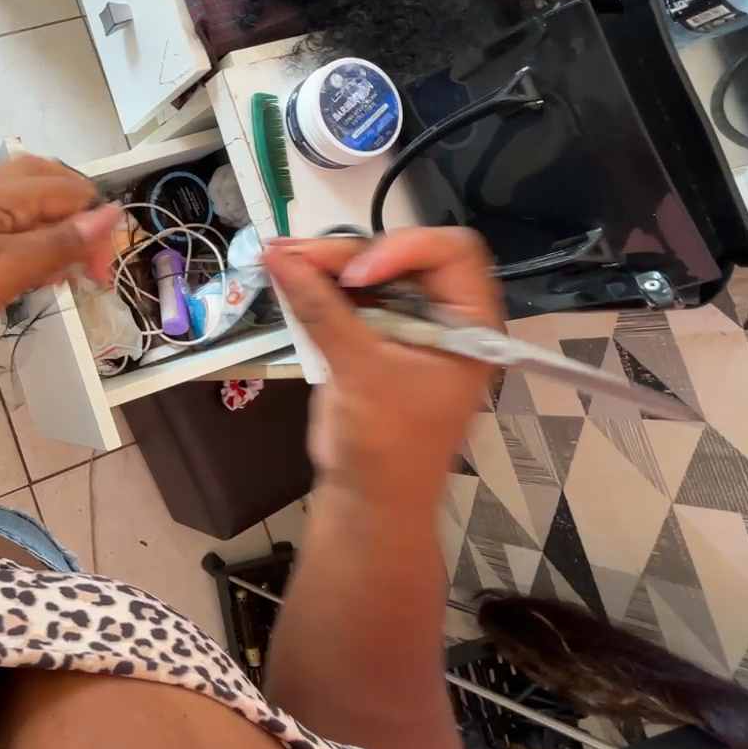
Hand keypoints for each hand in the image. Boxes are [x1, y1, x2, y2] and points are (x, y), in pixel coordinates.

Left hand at [0, 156, 121, 372]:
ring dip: (49, 240)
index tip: (101, 274)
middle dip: (74, 221)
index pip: (67, 188)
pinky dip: (21, 258)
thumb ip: (56, 242)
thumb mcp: (2, 271)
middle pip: (43, 188)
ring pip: (21, 216)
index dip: (94, 225)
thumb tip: (109, 212)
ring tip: (61, 280)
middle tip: (86, 266)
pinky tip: (24, 287)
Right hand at [262, 228, 502, 509]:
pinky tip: (286, 276)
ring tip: (278, 257)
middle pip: (400, 257)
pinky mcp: (371, 339)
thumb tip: (277, 256)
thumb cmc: (385, 442)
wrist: (367, 498)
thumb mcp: (358, 370)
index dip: (402, 250)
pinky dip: (317, 287)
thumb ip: (320, 308)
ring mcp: (404, 327)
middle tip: (291, 253)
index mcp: (469, 322)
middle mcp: (442, 316)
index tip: (356, 276)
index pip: (450, 253)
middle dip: (347, 254)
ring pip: (368, 274)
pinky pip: (347, 298)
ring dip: (325, 265)